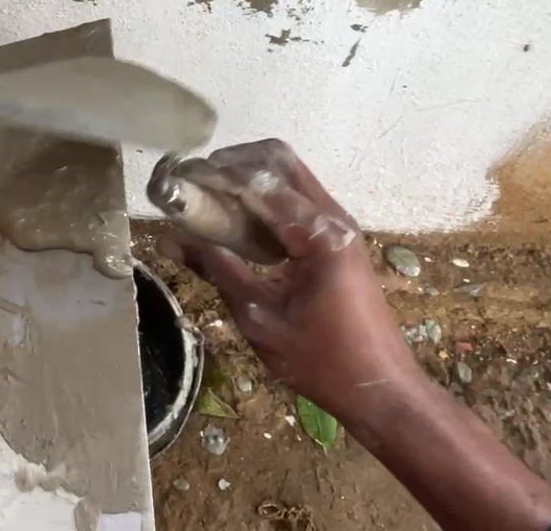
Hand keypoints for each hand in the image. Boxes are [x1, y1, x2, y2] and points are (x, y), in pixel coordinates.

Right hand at [159, 139, 421, 426]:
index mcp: (318, 235)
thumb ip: (215, 269)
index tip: (177, 182)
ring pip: (286, 170)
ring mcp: (337, 223)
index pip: (258, 181)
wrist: (384, 392)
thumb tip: (166, 241)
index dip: (213, 176)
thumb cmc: (322, 360)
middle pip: (277, 158)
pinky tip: (234, 217)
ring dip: (244, 174)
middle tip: (193, 184)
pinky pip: (292, 194)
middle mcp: (332, 217)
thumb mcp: (258, 317)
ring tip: (207, 197)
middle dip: (229, 162)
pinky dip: (259, 192)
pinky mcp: (334, 234)